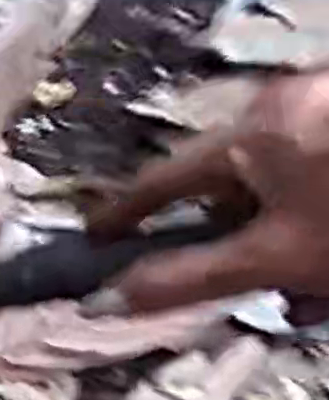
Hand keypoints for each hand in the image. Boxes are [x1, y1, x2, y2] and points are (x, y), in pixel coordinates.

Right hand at [85, 72, 328, 316]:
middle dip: (225, 232)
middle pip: (233, 177)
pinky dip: (324, 211)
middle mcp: (304, 99)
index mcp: (256, 128)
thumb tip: (102, 299)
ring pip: (293, 175)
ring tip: (303, 276)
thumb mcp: (278, 258)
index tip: (94, 239)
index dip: (119, 217)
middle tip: (227, 275)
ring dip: (284, 228)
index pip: (157, 182)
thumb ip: (180, 279)